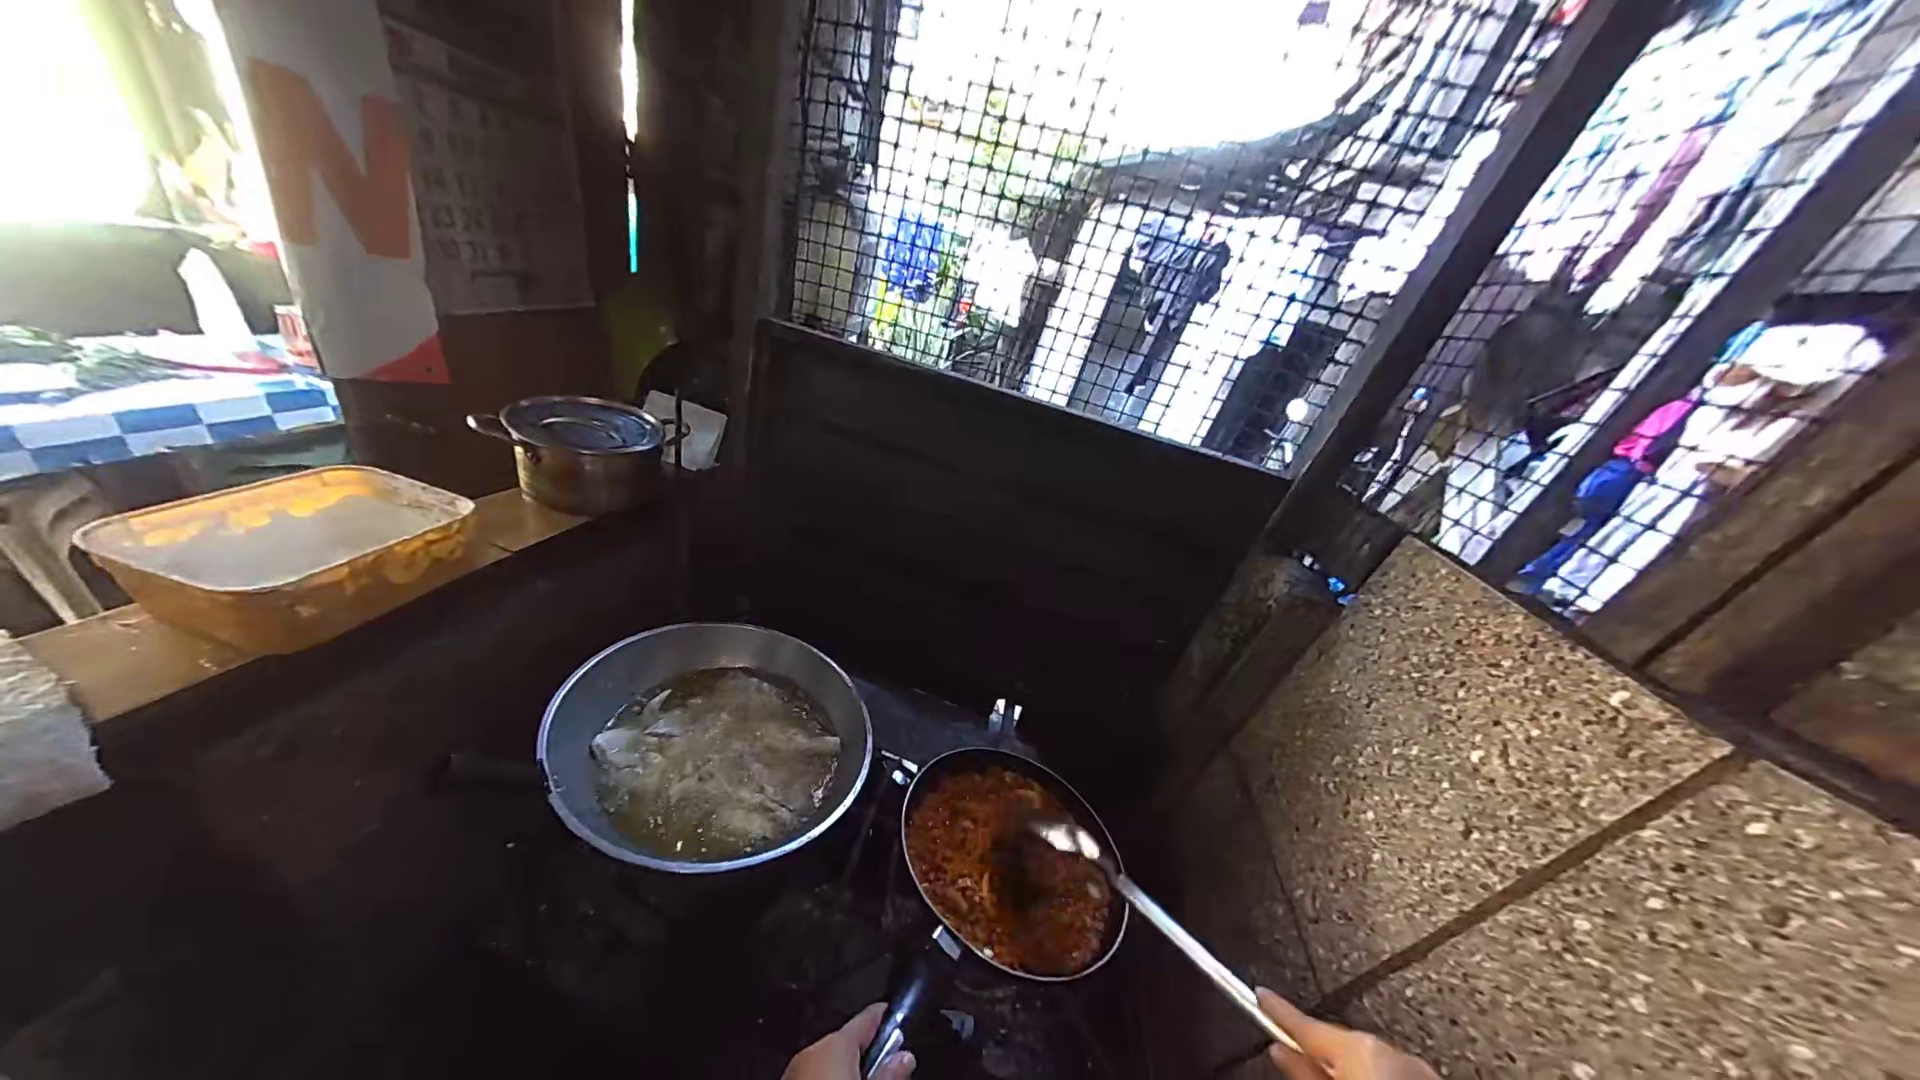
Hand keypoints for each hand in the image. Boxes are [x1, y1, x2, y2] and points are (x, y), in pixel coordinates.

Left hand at [782, 1002, 915, 1079]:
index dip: (886, 1020)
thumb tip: (904, 1058)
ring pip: (830, 1066)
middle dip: (868, 1057)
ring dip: (848, 1075)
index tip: (899, 1021)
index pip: (866, 1018)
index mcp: (834, 1045)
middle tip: (889, 1073)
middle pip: (848, 1044)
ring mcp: (794, 1075)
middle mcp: (811, 1053)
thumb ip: (890, 1076)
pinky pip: (816, 1079)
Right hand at [1256, 988, 1438, 1079]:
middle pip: (1341, 1042)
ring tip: (1324, 1078)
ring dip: (1348, 1069)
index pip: (1308, 1024)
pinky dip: (1373, 1079)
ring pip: (1370, 1062)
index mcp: (1364, 1049)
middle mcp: (1394, 1054)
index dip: (1278, 1010)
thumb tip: (1281, 1052)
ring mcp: (1420, 1072)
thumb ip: (1303, 1073)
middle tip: (1289, 1052)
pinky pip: (1392, 1074)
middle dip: (1318, 1049)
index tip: (1261, 996)